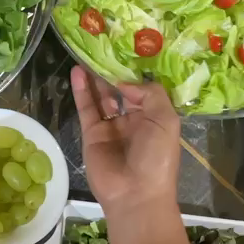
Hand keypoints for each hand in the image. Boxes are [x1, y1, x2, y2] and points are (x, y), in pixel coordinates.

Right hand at [71, 65, 180, 217]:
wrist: (135, 194)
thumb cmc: (157, 157)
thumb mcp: (166, 120)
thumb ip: (150, 94)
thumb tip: (124, 84)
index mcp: (154, 118)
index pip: (143, 90)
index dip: (135, 74)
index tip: (126, 53)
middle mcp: (133, 121)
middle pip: (120, 92)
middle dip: (112, 73)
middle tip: (102, 50)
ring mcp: (111, 128)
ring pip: (101, 98)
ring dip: (94, 78)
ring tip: (86, 55)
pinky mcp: (92, 134)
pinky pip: (86, 108)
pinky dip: (81, 90)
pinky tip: (77, 72)